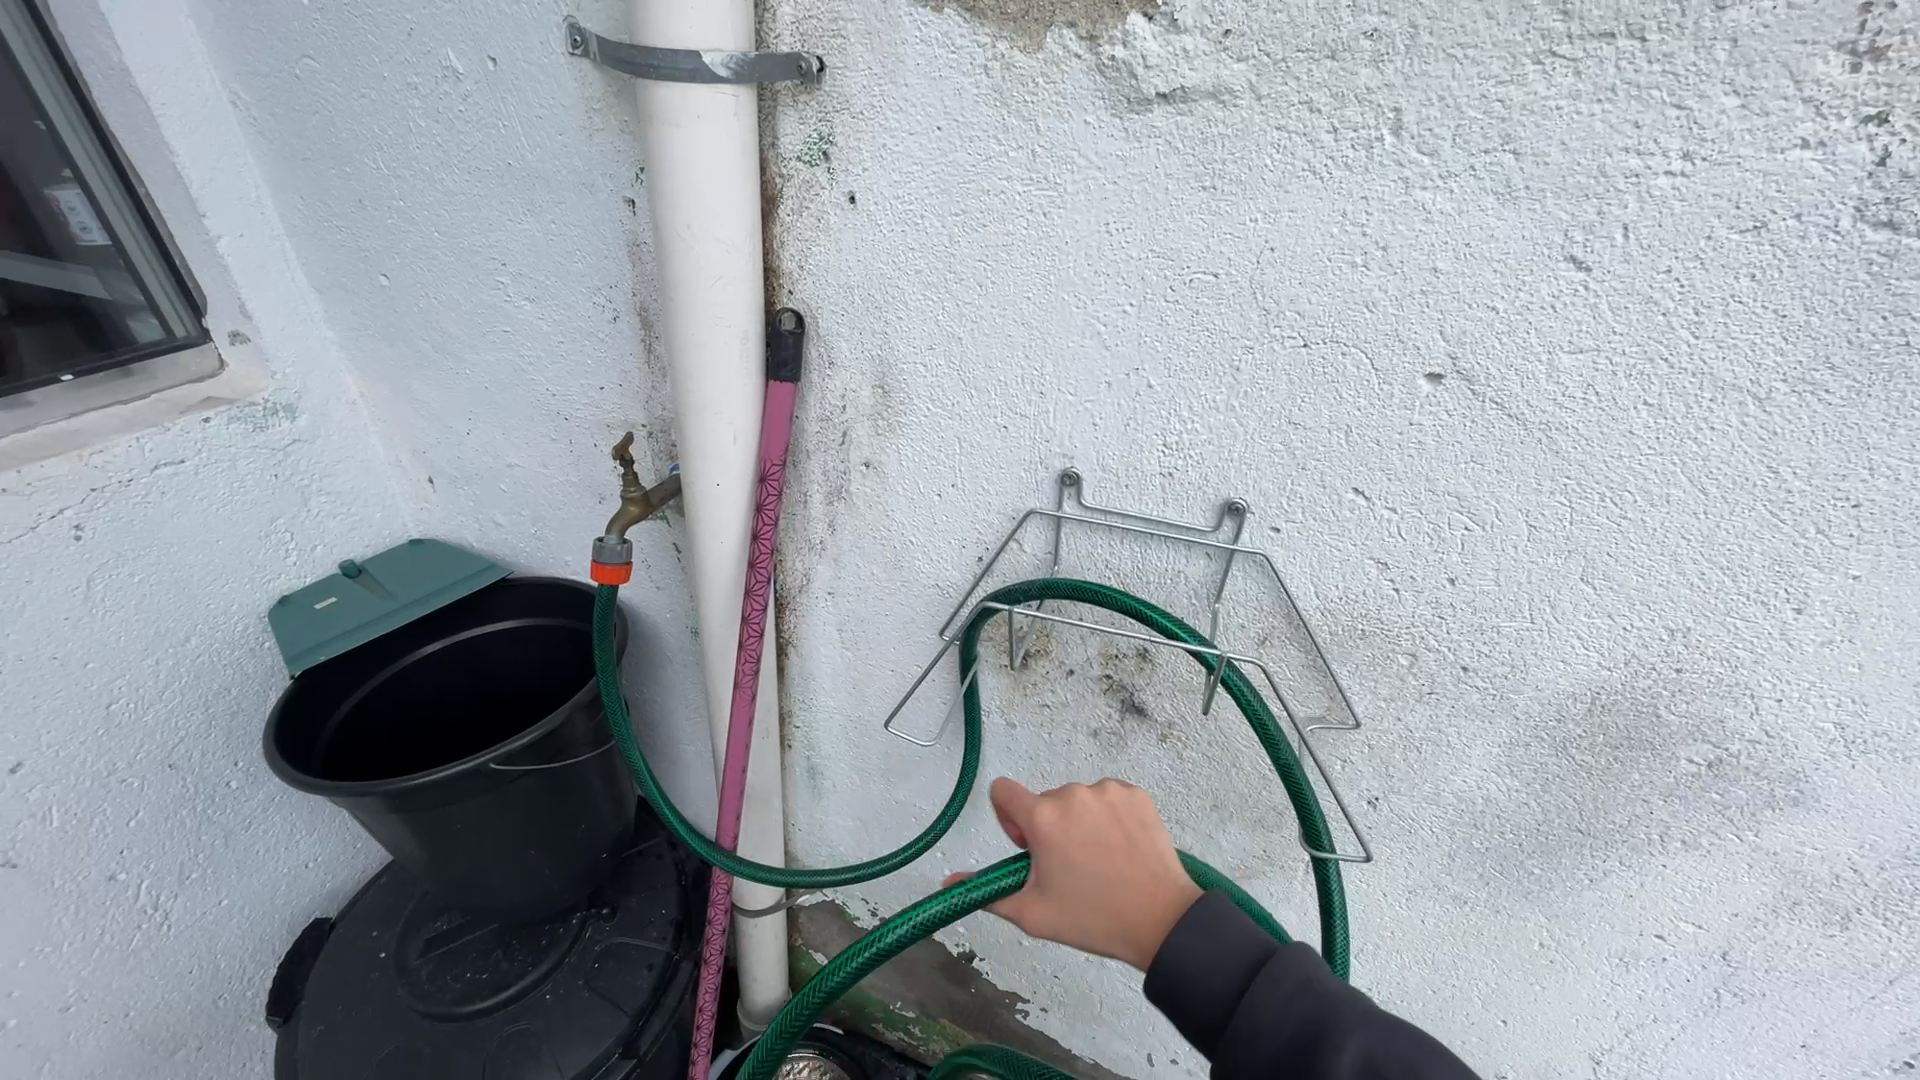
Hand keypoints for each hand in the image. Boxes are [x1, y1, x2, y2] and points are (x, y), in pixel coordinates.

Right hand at [946, 777, 1202, 970]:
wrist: (1162, 921)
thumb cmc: (1094, 918)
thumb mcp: (1032, 913)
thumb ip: (986, 892)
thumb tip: (947, 883)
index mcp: (1042, 818)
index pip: (1003, 790)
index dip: (1009, 818)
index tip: (1029, 846)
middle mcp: (1071, 794)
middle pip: (1044, 801)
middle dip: (1049, 827)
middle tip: (1070, 867)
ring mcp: (1106, 791)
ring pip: (1077, 801)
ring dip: (1080, 822)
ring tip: (1101, 861)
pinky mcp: (1135, 794)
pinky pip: (1108, 798)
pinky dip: (1109, 817)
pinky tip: (1121, 849)